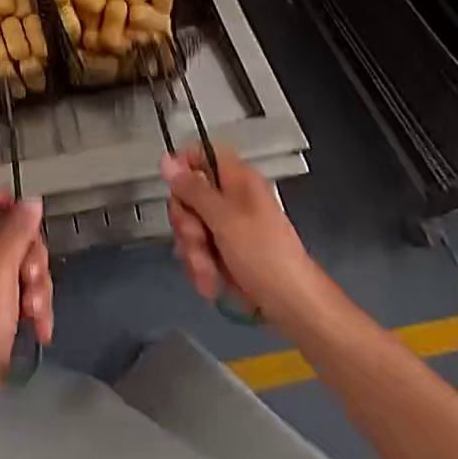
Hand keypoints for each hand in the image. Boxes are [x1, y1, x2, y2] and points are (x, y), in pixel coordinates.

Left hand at [0, 193, 50, 402]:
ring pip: (27, 267)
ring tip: (30, 306)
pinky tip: (35, 322)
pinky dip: (35, 308)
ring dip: (37, 289)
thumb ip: (19, 230)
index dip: (12, 204)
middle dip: (34, 259)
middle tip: (29, 275)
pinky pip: (27, 293)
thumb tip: (30, 203)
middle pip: (19, 236)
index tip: (30, 221)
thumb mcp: (3, 264)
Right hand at [164, 144, 325, 323]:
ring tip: (208, 269)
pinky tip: (210, 280)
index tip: (176, 193)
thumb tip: (167, 160)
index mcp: (237, 179)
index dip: (182, 168)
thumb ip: (193, 189)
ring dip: (193, 251)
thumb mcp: (223, 219)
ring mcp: (228, 224)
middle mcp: (231, 197)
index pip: (200, 154)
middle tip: (198, 239)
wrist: (291, 304)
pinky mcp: (225, 249)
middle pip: (188, 194)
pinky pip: (199, 248)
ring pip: (190, 225)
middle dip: (187, 223)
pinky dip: (201, 265)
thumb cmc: (263, 255)